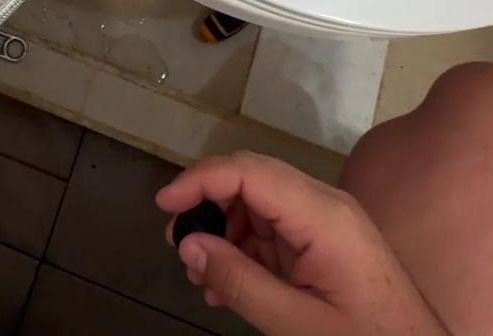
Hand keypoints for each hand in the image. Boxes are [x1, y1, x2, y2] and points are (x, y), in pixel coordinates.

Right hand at [158, 152, 447, 335]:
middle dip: (208, 204)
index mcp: (321, 214)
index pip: (248, 171)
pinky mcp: (327, 242)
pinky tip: (226, 282)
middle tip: (176, 242)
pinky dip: (246, 249)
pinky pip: (275, 230)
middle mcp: (324, 204)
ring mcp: (327, 221)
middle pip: (251, 179)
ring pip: (259, 203)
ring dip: (225, 231)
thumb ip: (240, 282)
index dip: (200, 180)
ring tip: (199, 274)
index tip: (164, 206)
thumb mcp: (298, 325)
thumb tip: (187, 244)